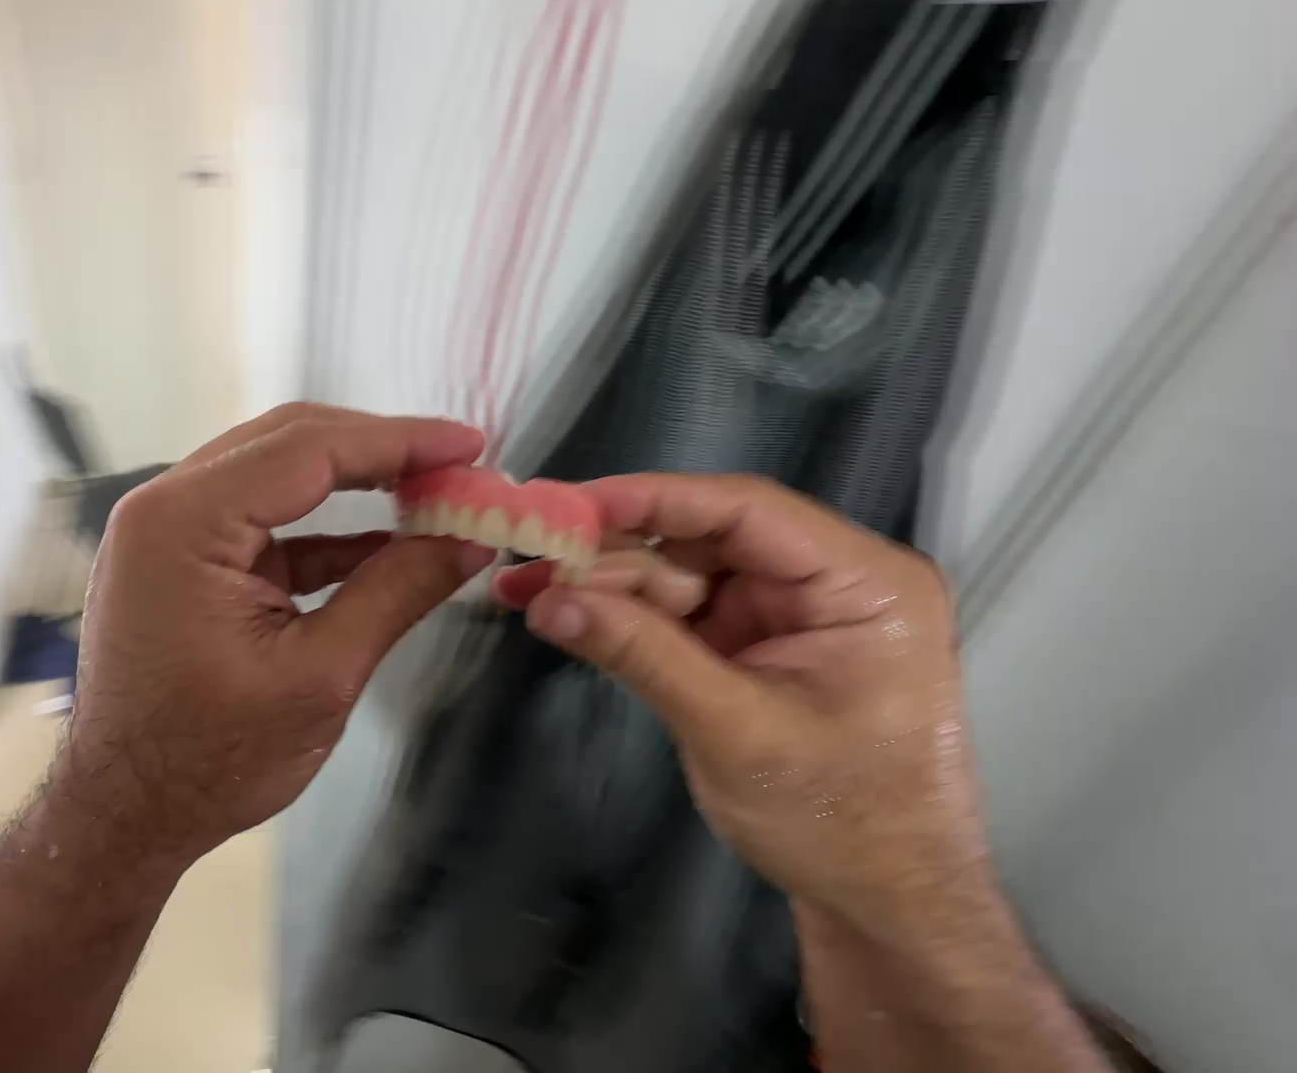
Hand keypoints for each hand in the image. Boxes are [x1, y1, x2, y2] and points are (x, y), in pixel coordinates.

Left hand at [56, 404, 495, 862]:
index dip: (399, 439)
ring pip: (276, 475)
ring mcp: (167, 531)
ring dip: (354, 481)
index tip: (469, 442)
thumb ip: (398, 592)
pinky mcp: (183, 562)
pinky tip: (383, 542)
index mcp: (184, 521)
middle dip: (379, 449)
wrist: (124, 816)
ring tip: (429, 493)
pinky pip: (262, 522)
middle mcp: (165, 506)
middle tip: (455, 464)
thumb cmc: (212, 760)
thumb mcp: (321, 675)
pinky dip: (322, 529)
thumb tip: (471, 539)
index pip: (308, 448)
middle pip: (288, 443)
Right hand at [495, 474, 993, 937]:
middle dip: (613, 553)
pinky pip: (674, 613)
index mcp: (860, 583)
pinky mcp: (747, 643)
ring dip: (604, 585)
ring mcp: (781, 613)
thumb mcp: (734, 731)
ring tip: (526, 591)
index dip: (651, 499)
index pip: (744, 511)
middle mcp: (822, 581)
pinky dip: (619, 617)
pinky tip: (564, 615)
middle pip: (700, 540)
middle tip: (531, 558)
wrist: (877, 903)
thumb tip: (547, 600)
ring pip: (676, 574)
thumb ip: (640, 654)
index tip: (568, 506)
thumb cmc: (837, 820)